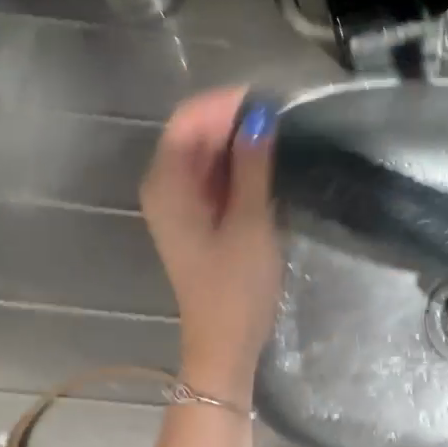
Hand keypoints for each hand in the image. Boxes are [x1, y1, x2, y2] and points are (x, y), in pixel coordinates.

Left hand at [141, 87, 282, 402]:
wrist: (224, 346)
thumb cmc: (236, 289)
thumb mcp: (251, 224)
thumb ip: (254, 166)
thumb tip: (260, 118)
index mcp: (167, 183)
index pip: (190, 119)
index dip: (228, 103)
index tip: (272, 100)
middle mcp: (164, 187)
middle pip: (195, 134)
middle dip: (234, 121)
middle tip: (283, 120)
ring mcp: (178, 206)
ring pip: (205, 157)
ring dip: (238, 145)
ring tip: (282, 141)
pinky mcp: (195, 223)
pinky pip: (212, 181)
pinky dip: (236, 170)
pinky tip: (266, 171)